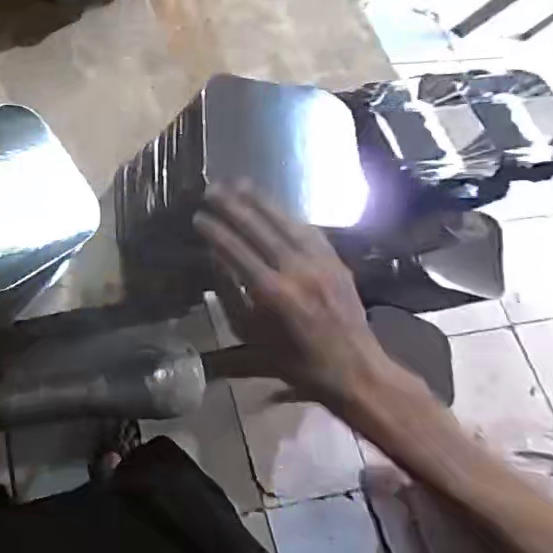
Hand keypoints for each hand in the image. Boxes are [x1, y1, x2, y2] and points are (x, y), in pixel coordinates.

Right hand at [193, 183, 397, 409]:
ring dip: (260, 200)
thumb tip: (215, 261)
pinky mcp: (336, 261)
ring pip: (284, 222)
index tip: (198, 217)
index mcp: (271, 292)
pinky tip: (273, 205)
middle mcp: (295, 270)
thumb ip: (230, 295)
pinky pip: (308, 230)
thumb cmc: (294, 360)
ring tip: (239, 184)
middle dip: (233, 206)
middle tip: (212, 190)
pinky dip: (287, 215)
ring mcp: (319, 262)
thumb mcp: (250, 334)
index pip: (235, 250)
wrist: (354, 369)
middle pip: (258, 228)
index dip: (214, 231)